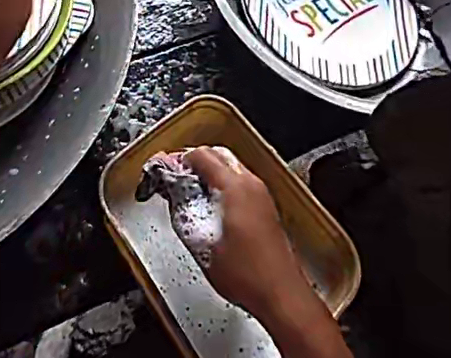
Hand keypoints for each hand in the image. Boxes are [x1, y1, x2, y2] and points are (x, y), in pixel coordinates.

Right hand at [183, 146, 320, 325]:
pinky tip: (215, 206)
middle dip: (196, 163)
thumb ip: (184, 214)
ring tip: (194, 193)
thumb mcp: (202, 246)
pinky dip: (225, 184)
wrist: (282, 297)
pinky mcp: (267, 208)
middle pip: (218, 155)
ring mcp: (262, 194)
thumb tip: (173, 196)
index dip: (181, 160)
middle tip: (179, 177)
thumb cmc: (247, 275)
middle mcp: (250, 184)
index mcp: (234, 186)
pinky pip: (242, 182)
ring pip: (231, 167)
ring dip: (211, 173)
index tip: (168, 170)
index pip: (202, 156)